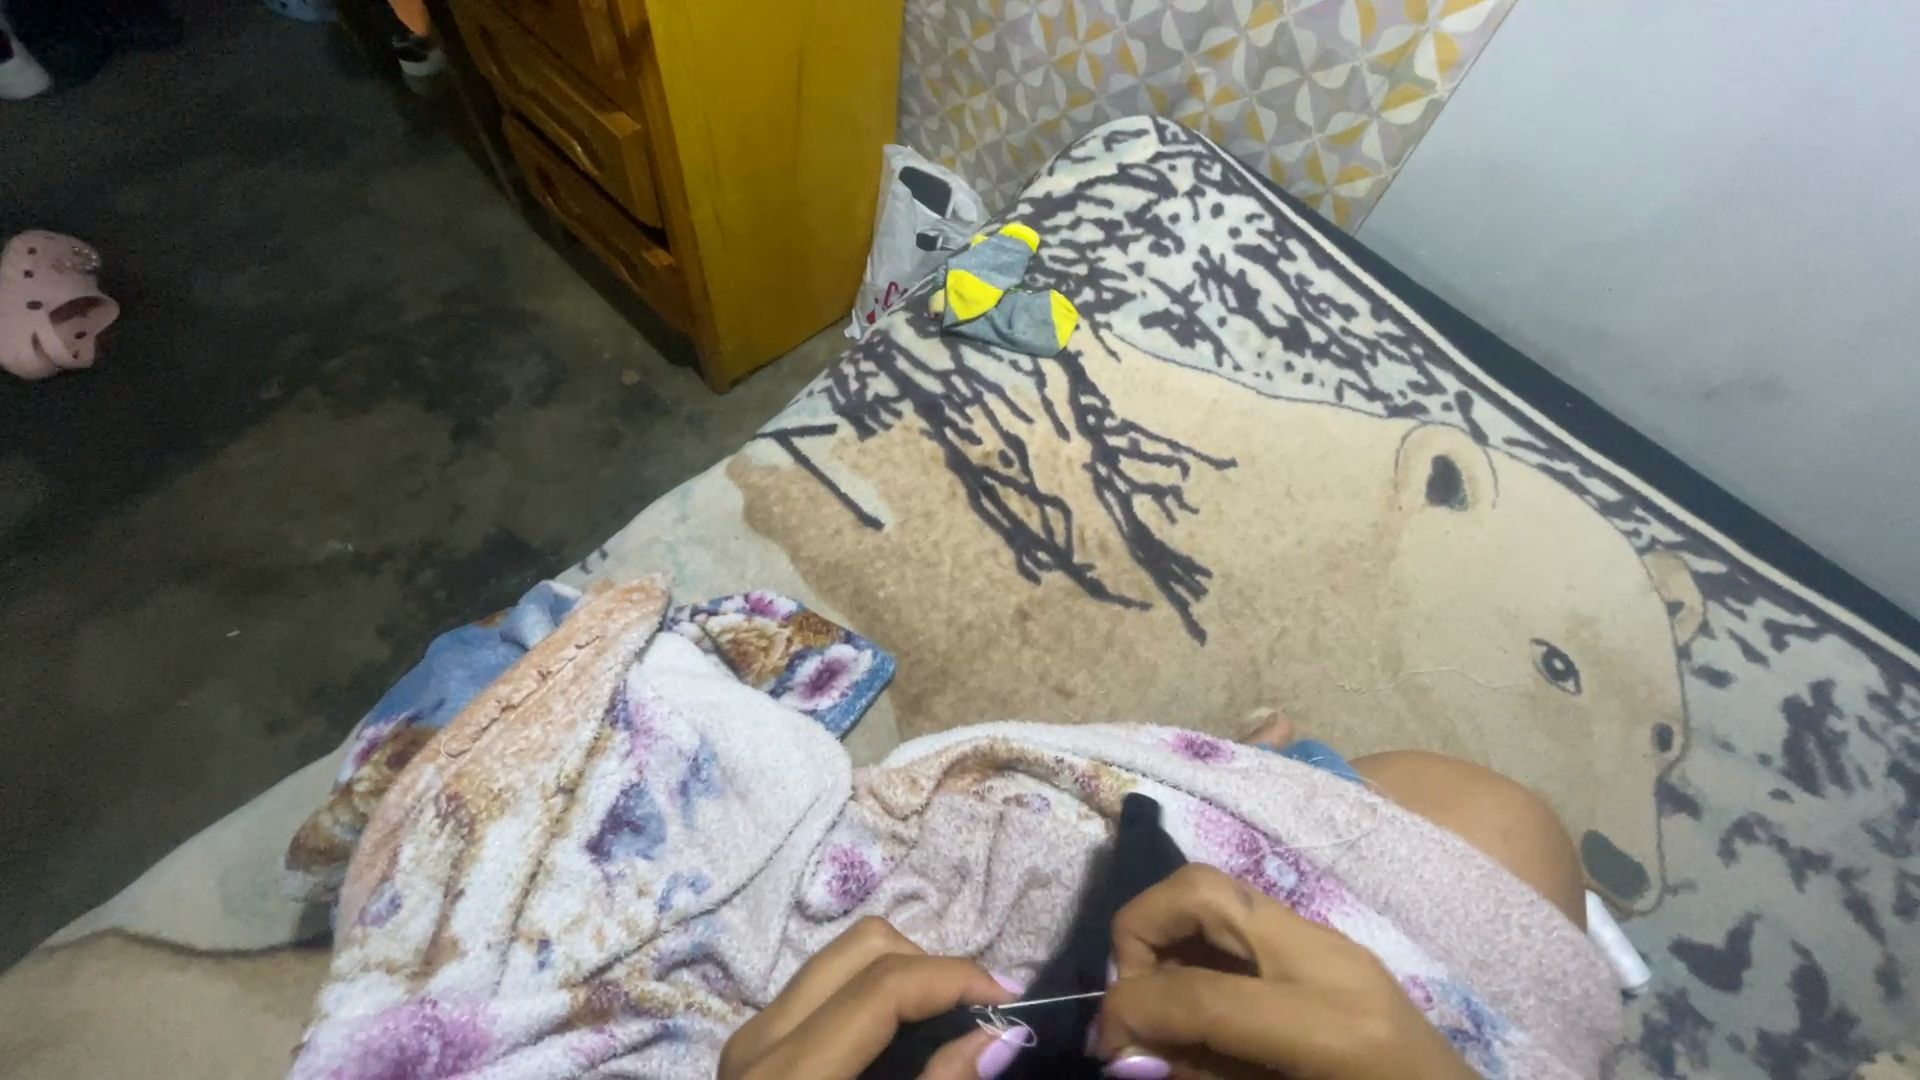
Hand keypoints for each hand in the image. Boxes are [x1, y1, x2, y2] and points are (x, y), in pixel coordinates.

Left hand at [719, 916, 1024, 1079]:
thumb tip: (998, 1036)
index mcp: (788, 1075)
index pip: (883, 985)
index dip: (954, 979)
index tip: (1009, 998)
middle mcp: (764, 1035)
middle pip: (866, 945)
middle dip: (931, 966)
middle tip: (976, 1010)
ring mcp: (755, 1032)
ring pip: (846, 952)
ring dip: (904, 970)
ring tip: (942, 1016)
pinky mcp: (758, 1039)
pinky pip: (828, 980)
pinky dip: (875, 988)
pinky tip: (900, 1030)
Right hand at [1096, 864, 1476, 1079]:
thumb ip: (1202, 1076)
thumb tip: (1127, 1053)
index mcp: (1332, 1026)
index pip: (1198, 992)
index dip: (1131, 1013)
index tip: (1104, 1046)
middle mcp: (1328, 957)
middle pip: (1201, 889)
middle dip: (1140, 928)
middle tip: (1127, 991)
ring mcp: (1331, 940)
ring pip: (1217, 887)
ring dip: (1166, 929)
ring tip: (1156, 994)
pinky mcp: (1327, 942)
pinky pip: (1241, 917)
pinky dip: (1198, 941)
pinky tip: (1196, 992)